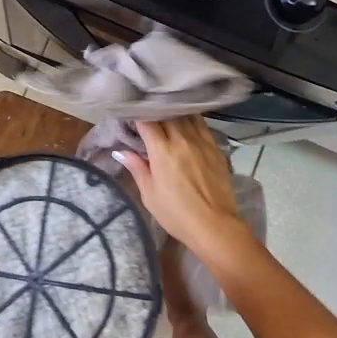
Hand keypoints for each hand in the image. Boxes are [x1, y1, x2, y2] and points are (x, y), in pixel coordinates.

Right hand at [118, 117, 251, 260]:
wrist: (214, 224)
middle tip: (148, 116)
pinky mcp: (215, 147)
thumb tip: (121, 151)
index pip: (147, 122)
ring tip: (166, 114)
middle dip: (155, 112)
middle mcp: (182, 139)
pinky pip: (202, 124)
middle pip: (166, 114)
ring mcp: (201, 141)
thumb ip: (137, 168)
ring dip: (174, 113)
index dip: (137, 116)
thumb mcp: (149, 194)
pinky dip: (191, 119)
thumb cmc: (176, 213)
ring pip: (185, 115)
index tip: (131, 118)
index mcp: (162, 150)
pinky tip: (187, 122)